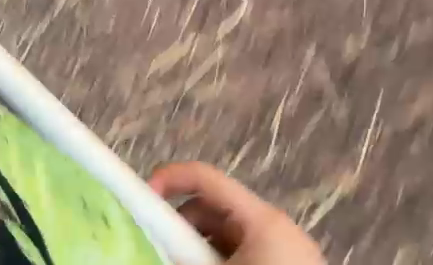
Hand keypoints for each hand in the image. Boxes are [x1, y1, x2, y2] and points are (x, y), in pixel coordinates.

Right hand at [149, 163, 324, 264]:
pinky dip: (222, 258)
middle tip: (162, 244)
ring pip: (228, 231)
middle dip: (182, 222)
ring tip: (186, 263)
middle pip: (214, 205)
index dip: (167, 179)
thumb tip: (142, 243)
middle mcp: (279, 227)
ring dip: (200, 244)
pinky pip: (246, 252)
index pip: (203, 176)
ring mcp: (291, 251)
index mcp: (263, 219)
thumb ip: (176, 252)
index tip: (142, 200)